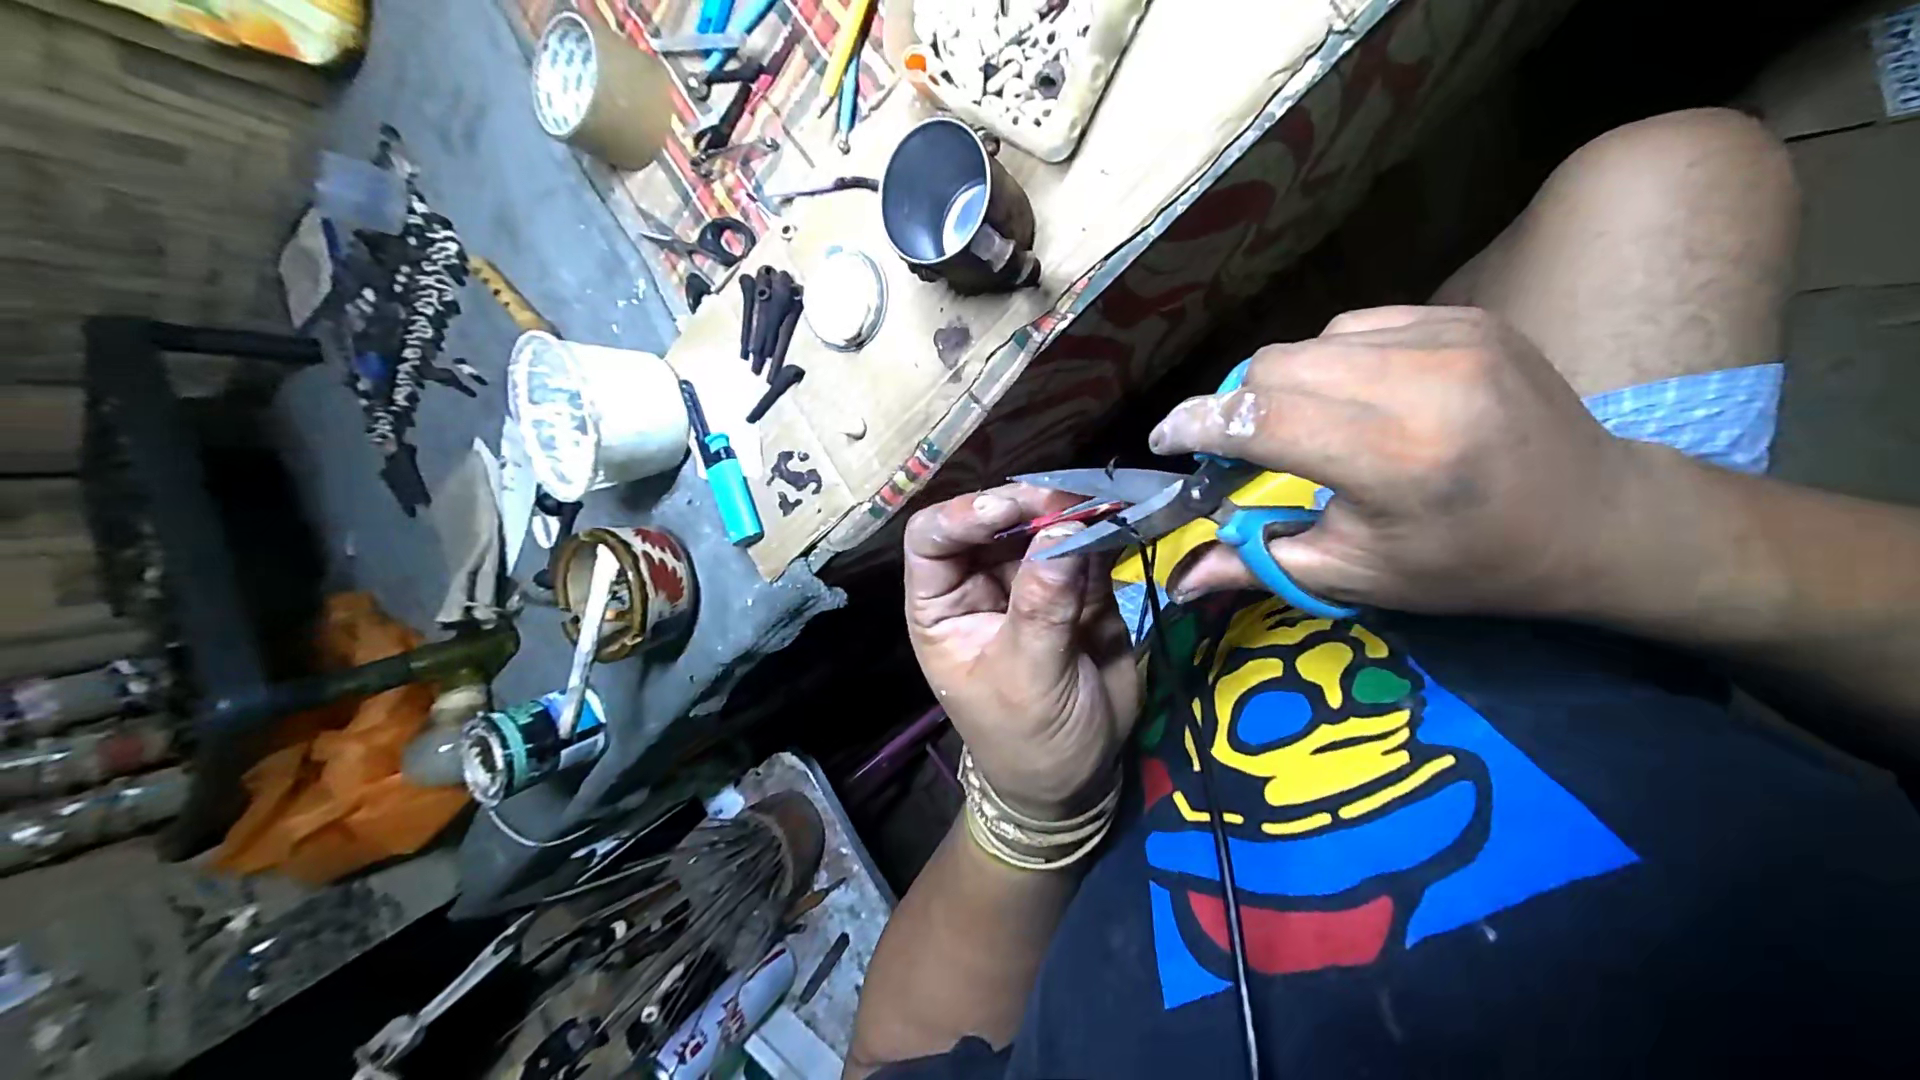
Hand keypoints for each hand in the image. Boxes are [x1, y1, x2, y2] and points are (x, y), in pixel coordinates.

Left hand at [904, 486, 1139, 819]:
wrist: (1077, 774)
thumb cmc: (1026, 736)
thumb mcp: (1026, 679)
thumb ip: (1042, 608)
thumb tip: (1064, 534)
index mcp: (942, 605)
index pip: (932, 539)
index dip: (962, 515)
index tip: (1007, 511)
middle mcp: (980, 582)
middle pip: (994, 521)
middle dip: (1029, 507)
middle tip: (1074, 503)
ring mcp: (1030, 579)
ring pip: (1044, 526)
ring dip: (1073, 513)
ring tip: (1106, 508)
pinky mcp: (1076, 586)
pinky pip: (1087, 547)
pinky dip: (1105, 533)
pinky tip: (1123, 521)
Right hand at [1150, 306, 1637, 615]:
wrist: (1599, 517)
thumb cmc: (1467, 564)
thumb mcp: (1354, 577)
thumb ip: (1256, 564)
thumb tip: (1178, 579)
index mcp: (1394, 459)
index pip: (1259, 419)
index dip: (1197, 425)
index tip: (1166, 440)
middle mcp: (1421, 382)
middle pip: (1272, 368)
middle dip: (1235, 407)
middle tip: (1234, 448)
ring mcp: (1449, 337)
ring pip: (1306, 343)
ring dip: (1279, 386)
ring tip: (1298, 427)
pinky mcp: (1462, 318)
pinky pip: (1352, 328)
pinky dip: (1326, 364)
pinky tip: (1348, 398)